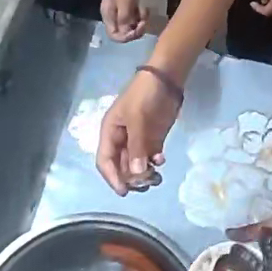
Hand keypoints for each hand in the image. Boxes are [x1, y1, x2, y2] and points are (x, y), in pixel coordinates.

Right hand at [97, 67, 181, 194]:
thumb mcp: (137, 118)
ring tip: (157, 176)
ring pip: (137, 166)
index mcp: (110, 132)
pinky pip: (150, 158)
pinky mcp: (153, 139)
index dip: (112, 177)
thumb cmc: (144, 94)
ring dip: (145, 174)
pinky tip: (162, 159)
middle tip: (146, 182)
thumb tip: (137, 173)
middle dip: (132, 178)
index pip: (105, 161)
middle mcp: (122, 140)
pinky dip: (155, 163)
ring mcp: (138, 140)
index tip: (125, 191)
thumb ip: (137, 146)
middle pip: (121, 167)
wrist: (166, 79)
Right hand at [101, 0, 146, 41]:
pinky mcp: (126, 1)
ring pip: (129, 23)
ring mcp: (119, 7)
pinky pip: (133, 15)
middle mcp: (112, 14)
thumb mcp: (125, 2)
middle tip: (145, 22)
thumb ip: (124, 20)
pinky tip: (146, 9)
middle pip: (122, 31)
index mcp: (108, 16)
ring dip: (139, 23)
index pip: (114, 36)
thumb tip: (126, 34)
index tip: (139, 29)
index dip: (127, 37)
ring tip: (146, 14)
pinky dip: (140, 15)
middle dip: (135, 30)